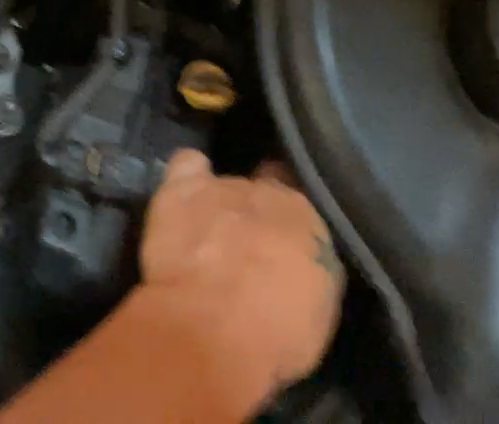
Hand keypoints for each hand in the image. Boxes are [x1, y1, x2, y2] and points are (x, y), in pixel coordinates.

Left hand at [138, 149, 344, 391]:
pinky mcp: (181, 189)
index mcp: (308, 222)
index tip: (280, 243)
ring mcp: (222, 185)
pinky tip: (183, 195)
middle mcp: (267, 193)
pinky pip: (188, 165)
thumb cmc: (275, 334)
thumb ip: (307, 271)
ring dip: (217, 204)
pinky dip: (187, 176)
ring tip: (204, 233)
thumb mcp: (317, 310)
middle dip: (252, 214)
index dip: (288, 222)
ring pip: (223, 184)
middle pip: (260, 192)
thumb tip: (295, 263)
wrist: (212, 326)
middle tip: (240, 246)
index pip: (302, 204)